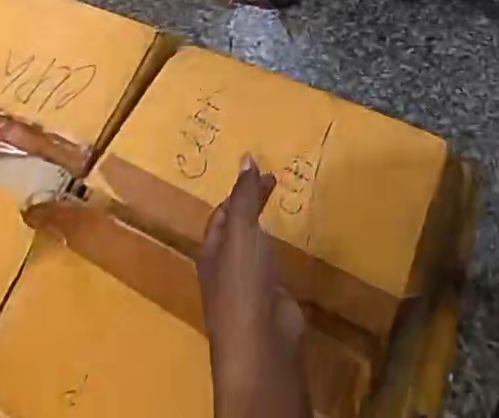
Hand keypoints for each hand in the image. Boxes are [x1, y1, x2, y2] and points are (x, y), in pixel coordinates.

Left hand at [198, 157, 310, 417]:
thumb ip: (244, 195)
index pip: (222, 213)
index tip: (262, 171)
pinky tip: (287, 247)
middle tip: (274, 181)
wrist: (261, 343)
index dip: (239, 190)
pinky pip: (270, 265)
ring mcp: (247, 286)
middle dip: (251, 204)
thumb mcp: (241, 230)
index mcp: (211, 251)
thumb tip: (246, 156)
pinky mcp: (269, 299)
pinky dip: (277, 249)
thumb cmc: (242, 281)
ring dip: (263, 225)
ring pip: (253, 246)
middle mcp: (225, 267)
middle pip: (236, 227)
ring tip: (279, 207)